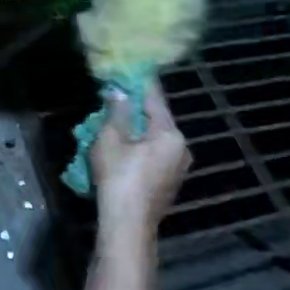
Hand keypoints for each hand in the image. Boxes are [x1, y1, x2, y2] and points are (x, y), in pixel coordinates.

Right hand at [90, 81, 190, 239]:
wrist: (128, 222)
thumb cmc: (119, 174)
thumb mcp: (111, 137)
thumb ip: (117, 111)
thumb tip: (119, 91)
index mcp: (170, 134)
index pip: (154, 99)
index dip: (138, 82)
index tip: (127, 68)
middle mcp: (181, 148)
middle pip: (155, 119)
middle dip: (132, 108)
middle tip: (111, 96)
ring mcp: (177, 168)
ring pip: (153, 137)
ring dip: (132, 128)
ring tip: (109, 121)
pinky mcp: (168, 182)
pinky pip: (153, 153)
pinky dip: (137, 145)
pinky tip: (118, 146)